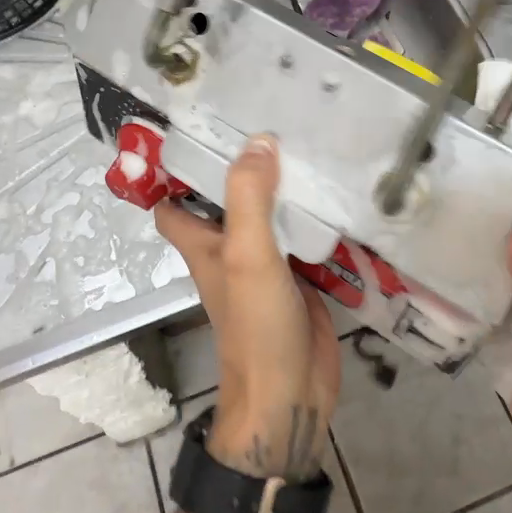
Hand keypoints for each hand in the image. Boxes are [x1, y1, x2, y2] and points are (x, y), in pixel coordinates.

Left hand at [154, 134, 340, 482]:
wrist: (292, 393)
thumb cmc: (256, 325)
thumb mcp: (246, 255)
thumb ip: (249, 198)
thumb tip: (259, 140)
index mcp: (203, 244)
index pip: (173, 202)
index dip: (176, 171)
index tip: (200, 129)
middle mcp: (230, 248)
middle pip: (228, 199)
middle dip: (243, 166)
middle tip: (270, 119)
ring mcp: (266, 263)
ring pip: (268, 214)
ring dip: (282, 186)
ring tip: (307, 140)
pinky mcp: (300, 276)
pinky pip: (303, 236)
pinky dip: (315, 214)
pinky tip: (337, 188)